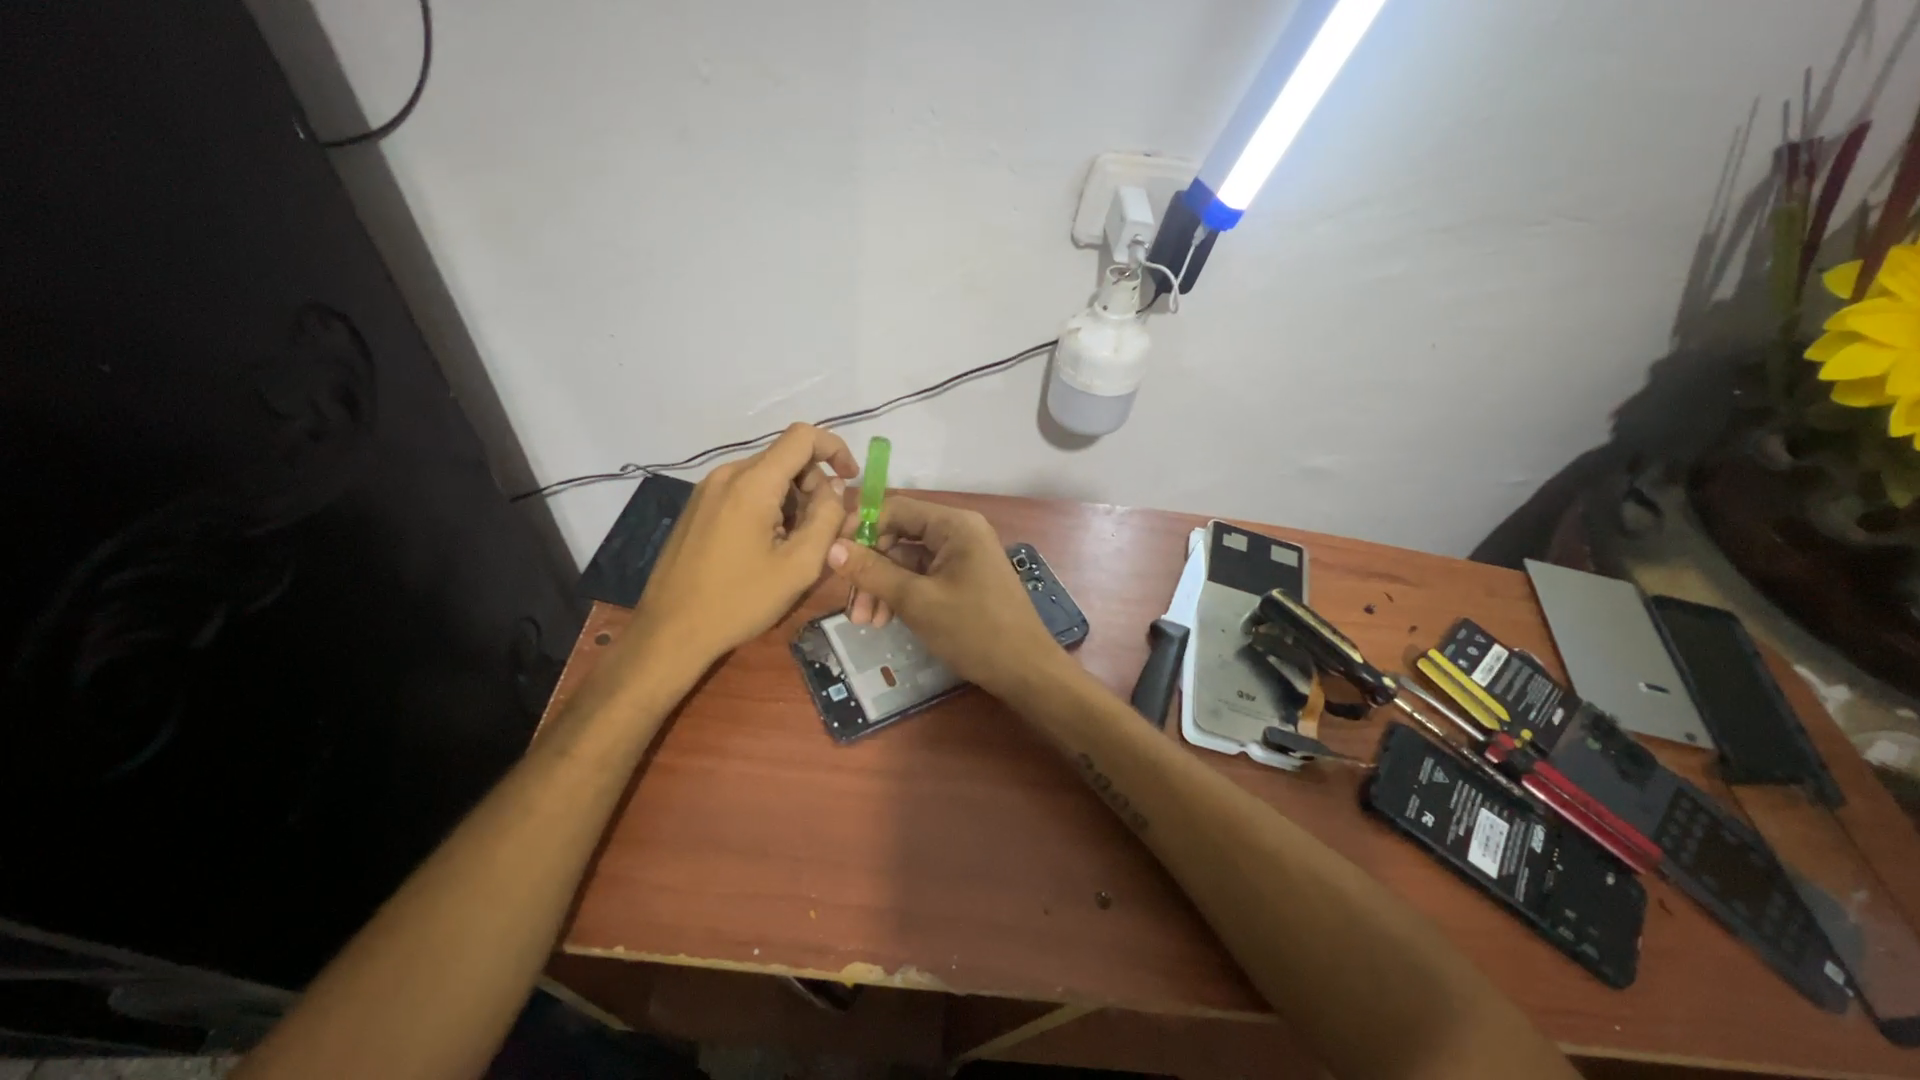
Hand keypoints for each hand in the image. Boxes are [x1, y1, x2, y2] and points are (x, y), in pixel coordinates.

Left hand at [628, 423, 857, 667]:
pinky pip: (743, 491)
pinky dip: (767, 507)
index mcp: (752, 483)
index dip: (835, 449)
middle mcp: (727, 475)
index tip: (849, 482)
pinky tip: (766, 547)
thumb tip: (834, 489)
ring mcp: (706, 490)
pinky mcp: (697, 508)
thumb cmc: (739, 600)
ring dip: (791, 500)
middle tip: (825, 529)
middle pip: (784, 457)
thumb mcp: (799, 566)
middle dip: (814, 485)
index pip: (802, 437)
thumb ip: (827, 519)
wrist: (671, 630)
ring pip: (765, 476)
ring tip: (795, 545)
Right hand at [825, 497, 1064, 698]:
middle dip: (871, 569)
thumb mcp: (917, 601)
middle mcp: (960, 532)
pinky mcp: (964, 580)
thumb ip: (873, 572)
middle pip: (899, 537)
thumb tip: (832, 549)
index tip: (835, 559)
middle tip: (853, 607)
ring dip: (883, 587)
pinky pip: (923, 578)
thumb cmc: (974, 630)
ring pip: (907, 562)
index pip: (895, 510)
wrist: (1025, 670)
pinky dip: (902, 596)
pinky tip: (886, 621)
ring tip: (867, 623)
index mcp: (954, 525)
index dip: (861, 530)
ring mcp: (963, 557)